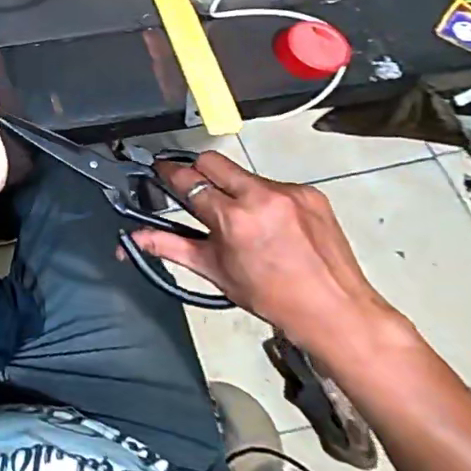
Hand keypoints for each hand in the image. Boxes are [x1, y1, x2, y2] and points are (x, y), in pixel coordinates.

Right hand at [131, 152, 407, 355]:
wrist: (335, 310)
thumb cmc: (272, 297)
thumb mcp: (214, 271)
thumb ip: (171, 246)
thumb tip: (135, 238)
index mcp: (234, 219)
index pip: (188, 180)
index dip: (168, 173)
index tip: (160, 171)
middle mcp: (261, 197)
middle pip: (211, 161)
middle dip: (196, 170)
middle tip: (192, 189)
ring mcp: (289, 192)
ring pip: (242, 172)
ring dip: (230, 186)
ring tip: (235, 216)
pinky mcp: (310, 193)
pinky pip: (271, 183)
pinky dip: (261, 197)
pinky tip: (266, 222)